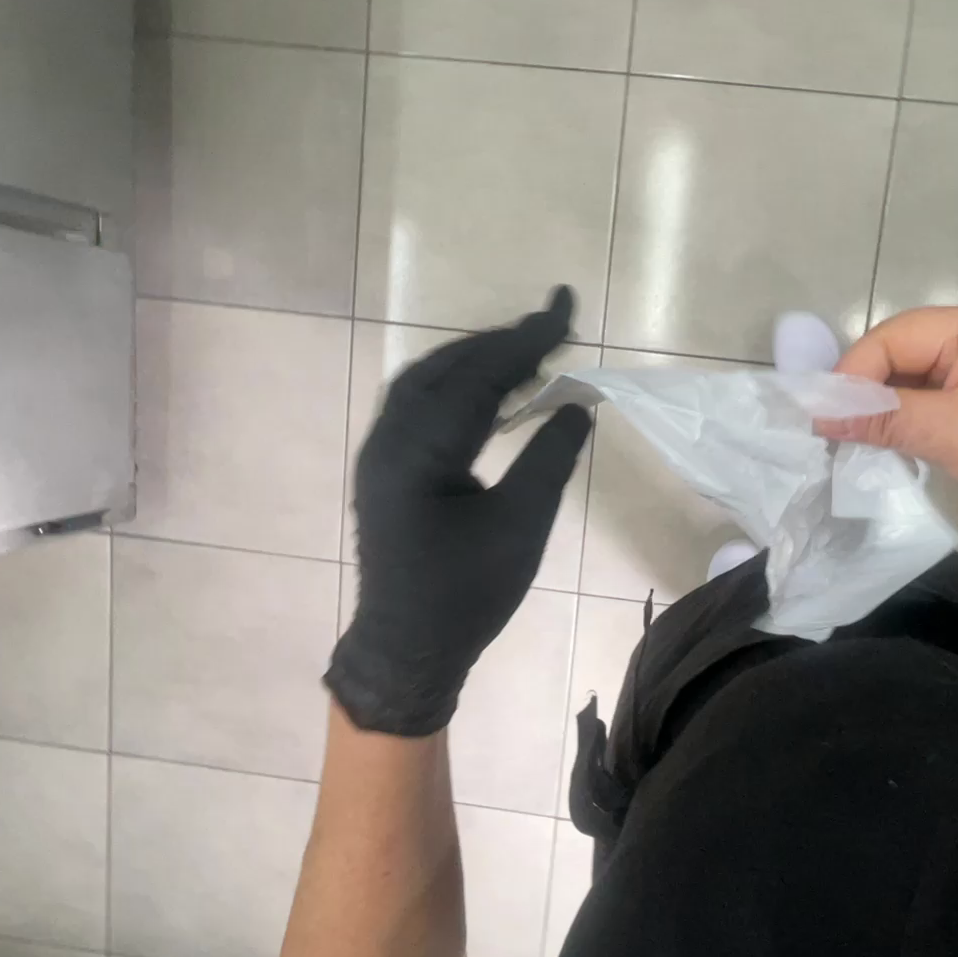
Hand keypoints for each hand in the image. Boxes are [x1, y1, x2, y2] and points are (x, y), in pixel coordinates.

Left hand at [326, 287, 592, 735]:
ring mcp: (380, 452)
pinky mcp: (386, 467)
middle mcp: (388, 439)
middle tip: (552, 328)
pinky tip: (490, 393)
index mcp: (418, 451)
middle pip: (446, 368)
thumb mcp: (521, 526)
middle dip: (500, 343)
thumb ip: (550, 458)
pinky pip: (421, 406)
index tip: (565, 308)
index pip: (478, 376)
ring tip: (526, 353)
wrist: (407, 648)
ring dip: (476, 361)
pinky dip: (460, 387)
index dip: (525, 340)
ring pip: (427, 382)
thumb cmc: (467, 595)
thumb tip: (577, 406)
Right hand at [819, 302, 957, 526]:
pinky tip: (884, 444)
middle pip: (897, 354)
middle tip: (830, 431)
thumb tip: (820, 416)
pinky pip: (924, 401)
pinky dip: (900, 422)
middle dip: (863, 392)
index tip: (823, 416)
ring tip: (850, 441)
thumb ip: (885, 417)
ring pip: (907, 380)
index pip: (893, 338)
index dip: (853, 374)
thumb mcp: (953, 432)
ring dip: (879, 410)